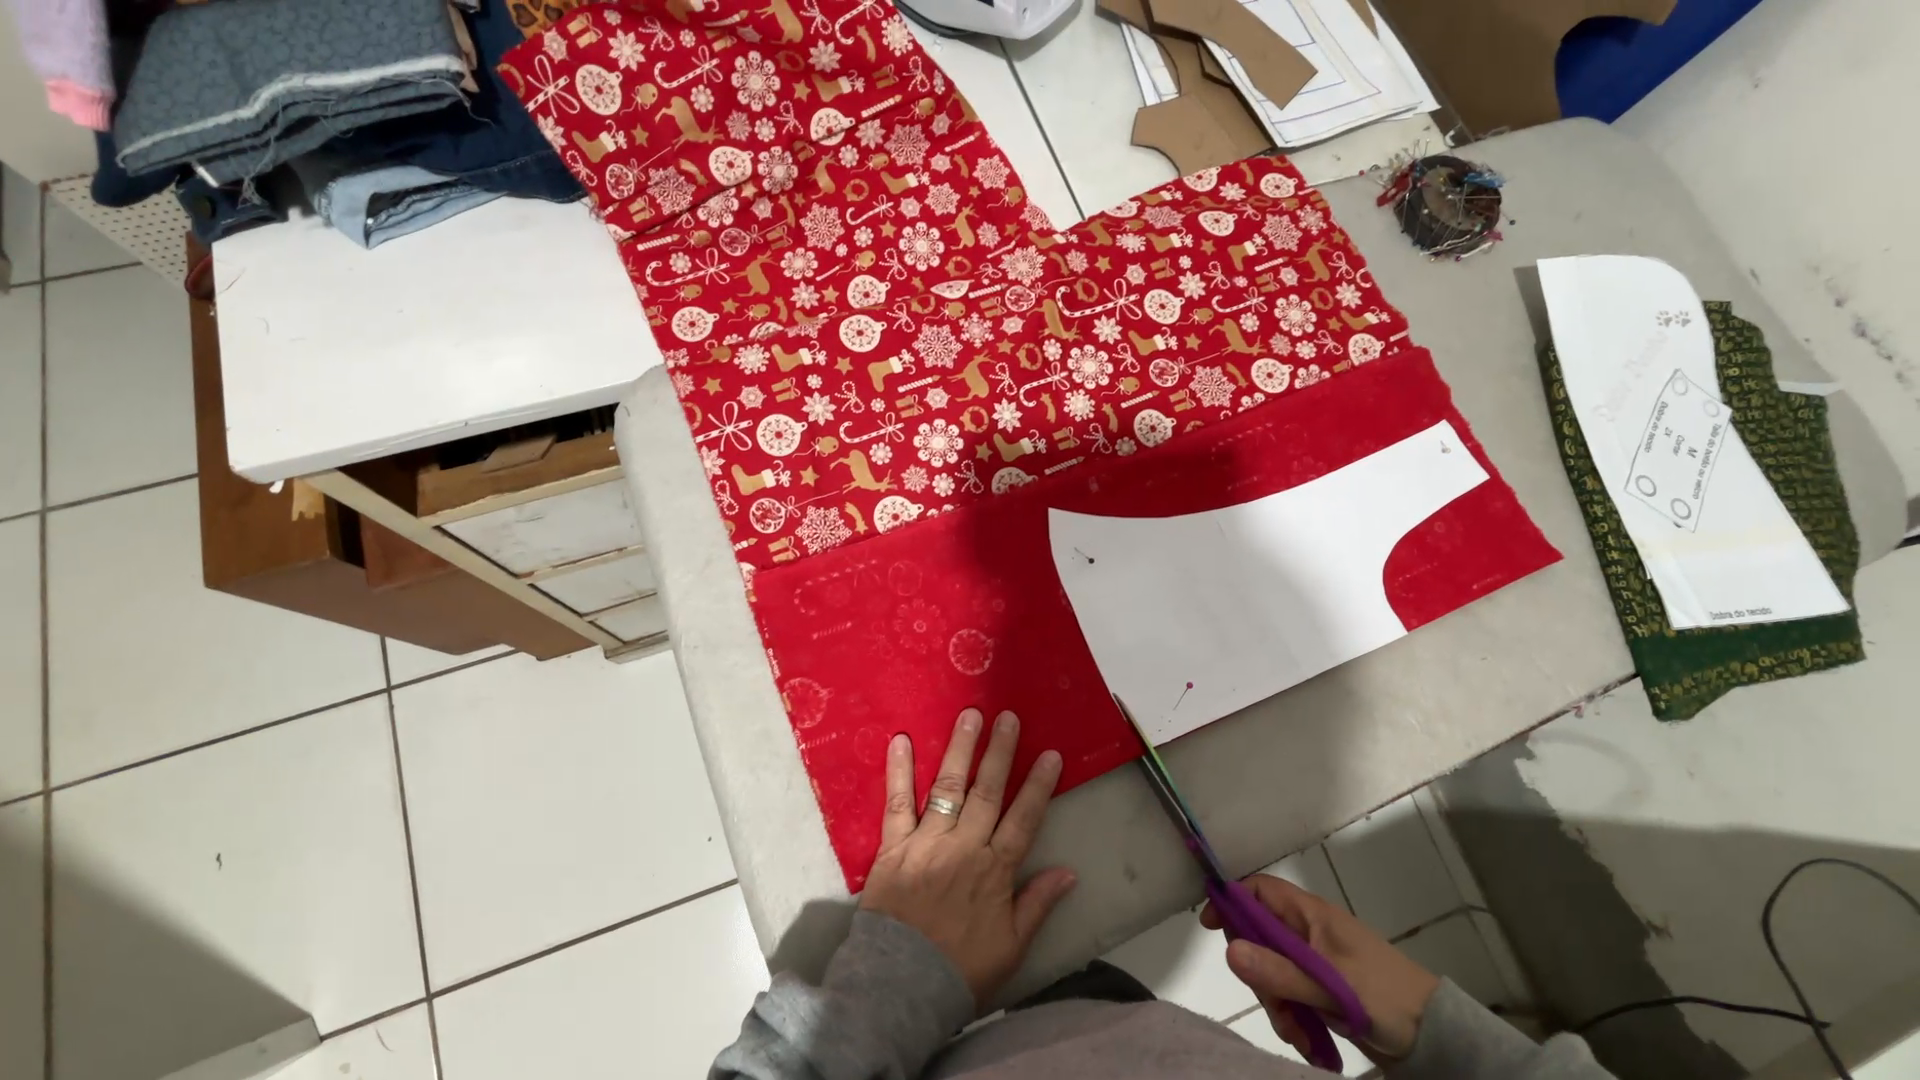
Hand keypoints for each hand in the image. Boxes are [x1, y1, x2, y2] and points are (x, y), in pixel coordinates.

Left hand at [859, 708, 1077, 1008]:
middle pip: (987, 792)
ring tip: (969, 716)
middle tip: (1008, 717)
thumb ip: (1038, 903)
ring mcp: (926, 843)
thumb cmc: (961, 969)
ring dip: (960, 750)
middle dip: (1000, 752)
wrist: (903, 987)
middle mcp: (963, 847)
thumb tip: (1069, 872)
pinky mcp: (892, 848)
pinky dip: (898, 771)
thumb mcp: (1012, 946)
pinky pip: (896, 804)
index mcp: (994, 871)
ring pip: (947, 788)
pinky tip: (900, 741)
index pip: (1023, 819)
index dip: (1038, 786)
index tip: (1050, 754)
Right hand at [1202, 874, 1439, 1060]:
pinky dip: (1292, 1017)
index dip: (1232, 901)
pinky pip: (1288, 994)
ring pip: (1271, 970)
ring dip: (1277, 1003)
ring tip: (1298, 1033)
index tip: (1211, 928)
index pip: (1258, 890)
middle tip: (1274, 1003)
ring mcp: (1314, 961)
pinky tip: (1307, 1041)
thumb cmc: (1386, 998)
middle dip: (1258, 973)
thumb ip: (1279, 972)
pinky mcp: (1320, 988)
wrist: (1435, 1037)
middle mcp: (1308, 932)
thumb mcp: (1330, 987)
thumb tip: (1228, 952)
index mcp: (1311, 915)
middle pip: (1258, 936)